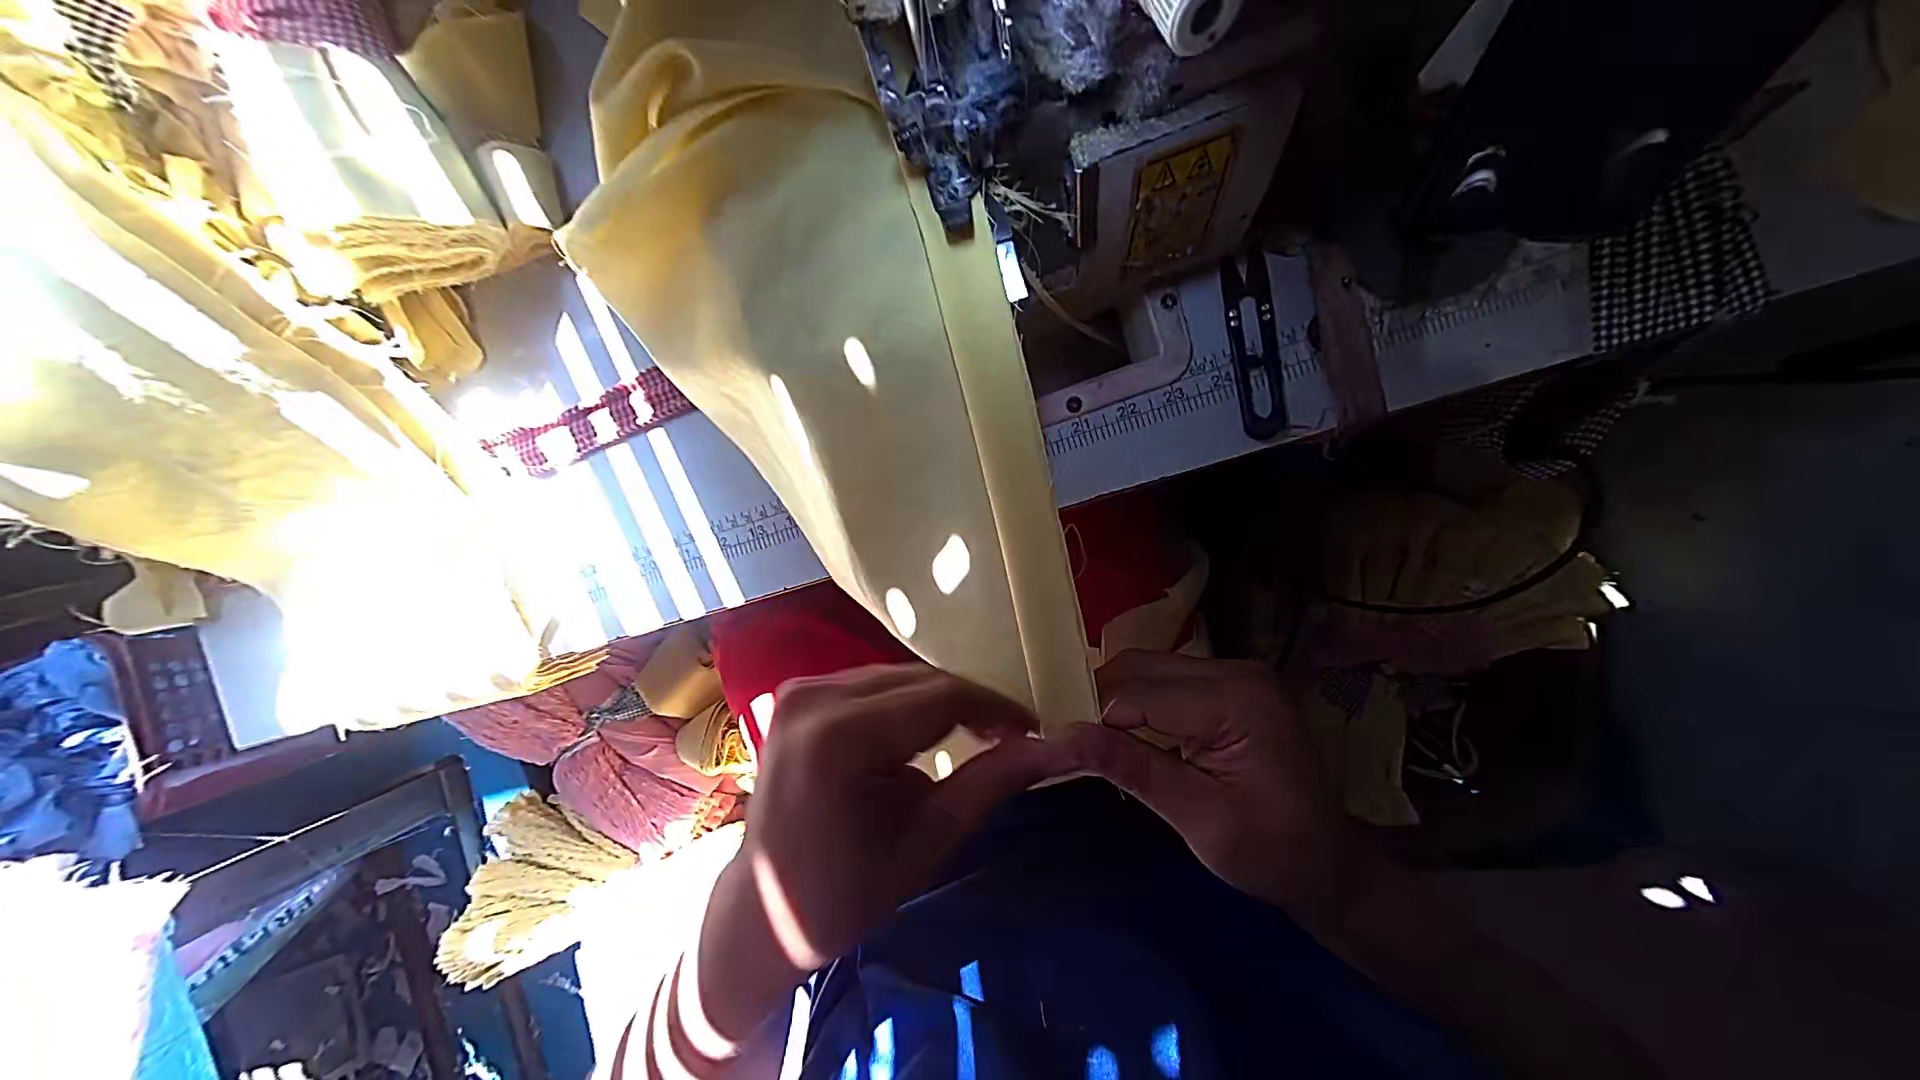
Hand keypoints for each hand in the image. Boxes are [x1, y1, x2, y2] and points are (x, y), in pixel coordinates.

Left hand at [691, 664, 1076, 1047]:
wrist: (757, 914)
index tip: (1034, 729)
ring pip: (900, 677)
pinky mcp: (799, 694)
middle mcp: (814, 698)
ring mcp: (801, 691)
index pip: (940, 698)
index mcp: (838, 738)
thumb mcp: (924, 845)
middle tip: (1014, 737)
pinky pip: (874, 684)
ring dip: (944, 702)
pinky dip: (910, 703)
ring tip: (982, 735)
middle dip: (973, 704)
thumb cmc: (840, 897)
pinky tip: (931, 731)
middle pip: (920, 681)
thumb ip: (988, 785)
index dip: (995, 707)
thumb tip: (1054, 748)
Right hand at [1060, 650, 1353, 917]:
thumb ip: (1133, 770)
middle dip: (1097, 704)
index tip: (1054, 749)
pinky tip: (1122, 733)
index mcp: (1238, 701)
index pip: (1138, 695)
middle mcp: (1236, 671)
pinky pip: (1163, 679)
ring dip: (1113, 701)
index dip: (1091, 720)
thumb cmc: (1273, 853)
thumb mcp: (1200, 820)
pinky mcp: (1228, 685)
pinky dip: (1135, 702)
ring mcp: (1234, 674)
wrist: (1330, 864)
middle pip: (1138, 669)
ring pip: (1145, 668)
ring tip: (1090, 741)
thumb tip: (1063, 739)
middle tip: (1067, 745)